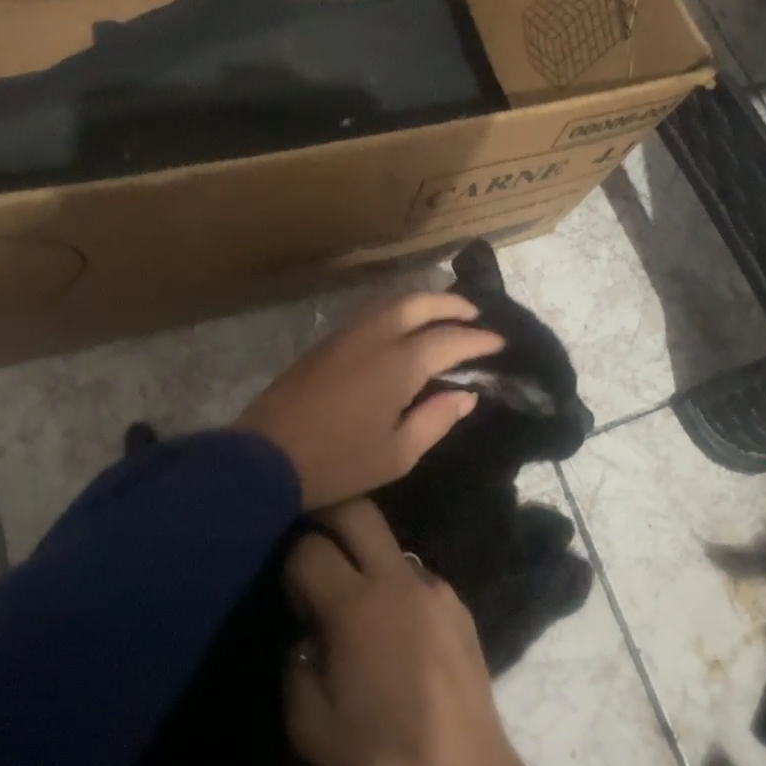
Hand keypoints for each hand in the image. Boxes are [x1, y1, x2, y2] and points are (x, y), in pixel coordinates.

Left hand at [237, 292, 502, 509]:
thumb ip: (436, 419)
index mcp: (398, 363)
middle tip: (475, 314)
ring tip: (443, 314)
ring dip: (423, 301)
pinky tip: (403, 326)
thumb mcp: (397, 454)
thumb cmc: (338, 463)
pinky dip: (396, 309)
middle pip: (419, 303)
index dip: (478, 340)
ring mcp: (346, 334)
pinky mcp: (325, 341)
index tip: (499, 343)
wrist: (266, 457)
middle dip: (451, 304)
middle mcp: (374, 336)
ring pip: (391, 301)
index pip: (449, 339)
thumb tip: (466, 394)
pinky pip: (371, 311)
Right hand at [284, 500, 522, 765]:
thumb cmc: (379, 753)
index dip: (291, 565)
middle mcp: (398, 581)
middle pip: (357, 511)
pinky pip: (418, 576)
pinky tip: (395, 626)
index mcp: (355, 606)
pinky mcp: (460, 605)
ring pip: (391, 542)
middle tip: (314, 550)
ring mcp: (435, 588)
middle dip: (328, 517)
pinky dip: (398, 587)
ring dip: (367, 555)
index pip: (308, 549)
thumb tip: (308, 635)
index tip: (292, 592)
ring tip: (357, 597)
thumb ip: (297, 666)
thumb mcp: (311, 724)